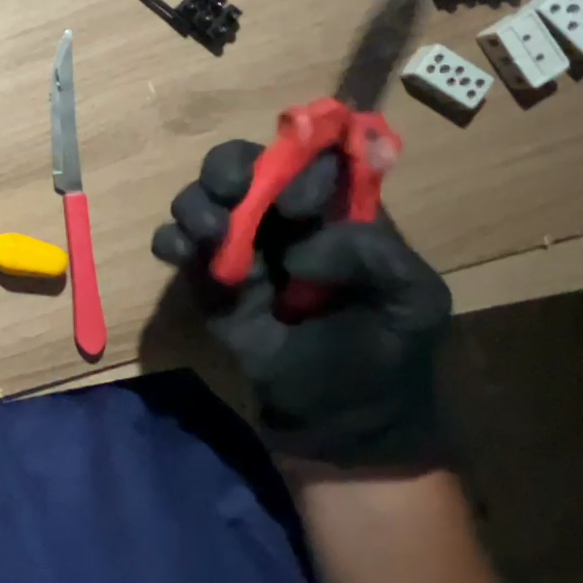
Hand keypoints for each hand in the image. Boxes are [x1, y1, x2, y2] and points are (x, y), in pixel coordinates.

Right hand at [150, 139, 452, 468]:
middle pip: (242, 165)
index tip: (300, 205)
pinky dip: (170, 240)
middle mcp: (281, 222)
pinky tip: (181, 254)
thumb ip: (373, 253)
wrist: (338, 422)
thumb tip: (299, 246)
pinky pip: (175, 246)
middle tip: (235, 192)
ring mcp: (238, 251)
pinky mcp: (204, 284)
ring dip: (196, 204)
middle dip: (230, 168)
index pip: (310, 160)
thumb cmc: (383, 358)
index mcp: (336, 214)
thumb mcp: (412, 302)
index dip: (298, 164)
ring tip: (212, 234)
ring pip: (201, 200)